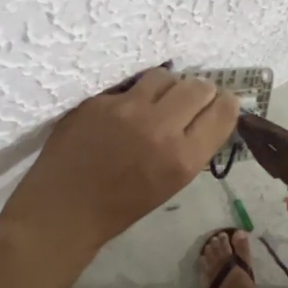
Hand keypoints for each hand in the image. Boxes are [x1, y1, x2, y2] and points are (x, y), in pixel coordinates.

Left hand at [0, 68, 239, 255]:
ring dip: (167, 86)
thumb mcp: (170, 184)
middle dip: (199, 91)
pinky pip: (128, 87)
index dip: (224, 104)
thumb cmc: (120, 208)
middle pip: (198, 86)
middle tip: (189, 101)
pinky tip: (122, 114)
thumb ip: (190, 148)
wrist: (63, 211)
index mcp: (183, 157)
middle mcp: (160, 127)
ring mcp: (127, 109)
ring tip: (157, 100)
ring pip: (164, 76)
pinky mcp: (99, 101)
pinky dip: (132, 97)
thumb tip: (203, 117)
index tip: (218, 105)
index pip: (223, 110)